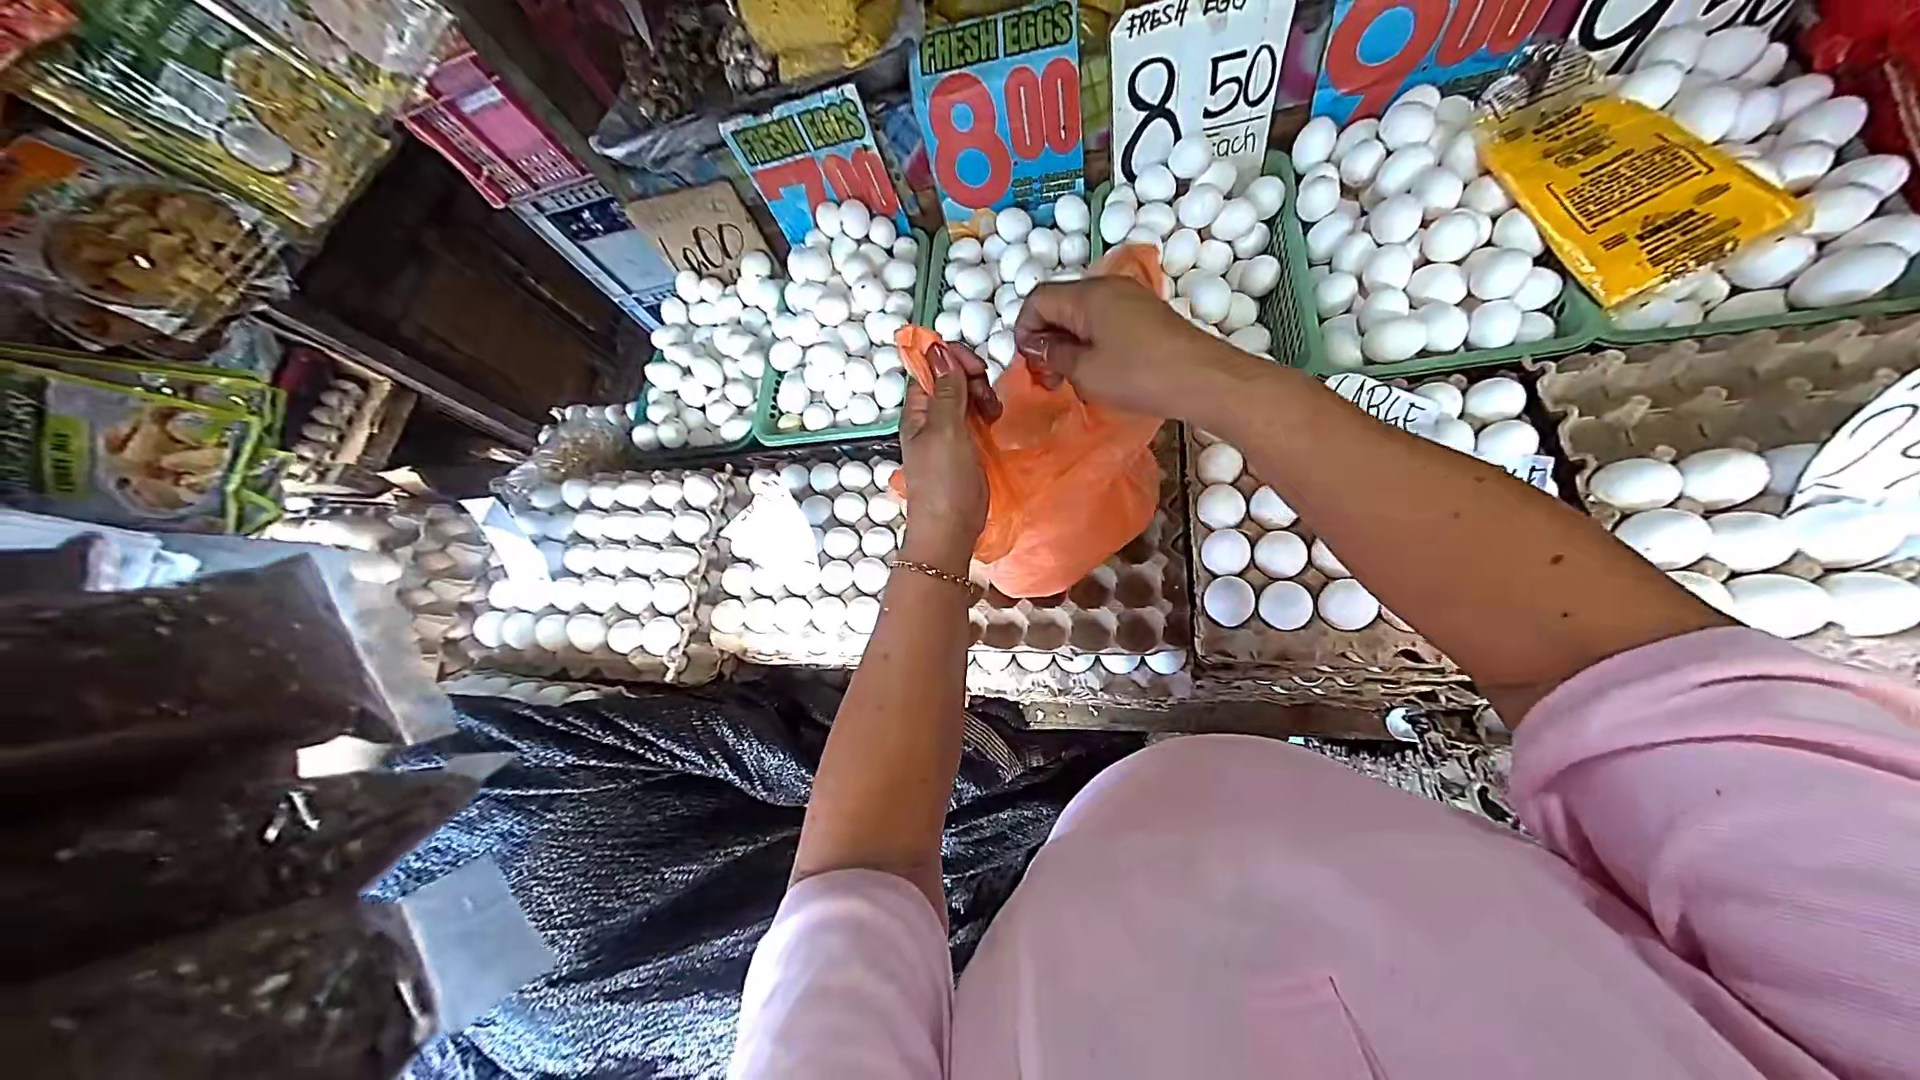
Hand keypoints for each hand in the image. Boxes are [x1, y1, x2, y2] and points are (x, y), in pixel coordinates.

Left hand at [899, 340, 989, 569]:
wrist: (952, 527)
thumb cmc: (944, 481)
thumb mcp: (945, 431)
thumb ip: (945, 391)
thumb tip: (938, 350)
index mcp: (916, 411)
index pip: (928, 368)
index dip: (948, 359)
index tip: (972, 366)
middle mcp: (930, 418)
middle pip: (950, 379)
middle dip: (970, 377)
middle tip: (984, 394)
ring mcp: (949, 431)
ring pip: (966, 396)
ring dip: (982, 394)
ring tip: (992, 412)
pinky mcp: (967, 445)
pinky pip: (976, 416)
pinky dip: (987, 412)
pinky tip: (994, 421)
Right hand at [1013, 276, 1250, 417]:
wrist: (1202, 378)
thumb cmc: (1138, 375)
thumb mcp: (1085, 370)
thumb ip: (1053, 354)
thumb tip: (1036, 347)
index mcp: (1087, 294)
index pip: (1037, 299)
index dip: (1024, 330)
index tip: (1030, 364)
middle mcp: (1107, 286)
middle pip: (1058, 303)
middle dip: (1044, 337)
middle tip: (1047, 377)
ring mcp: (1129, 298)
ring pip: (1081, 314)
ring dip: (1067, 342)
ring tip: (1069, 377)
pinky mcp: (1144, 314)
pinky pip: (1103, 321)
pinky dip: (1089, 342)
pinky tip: (1095, 369)